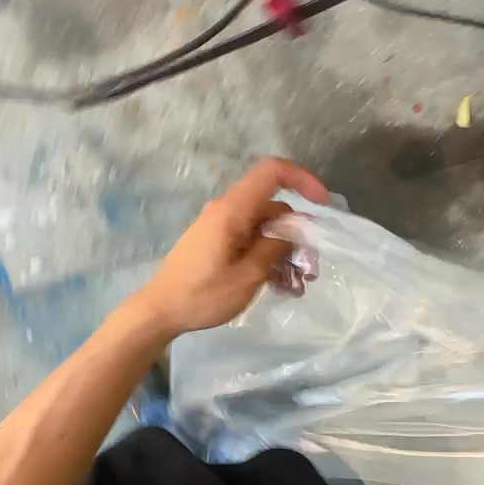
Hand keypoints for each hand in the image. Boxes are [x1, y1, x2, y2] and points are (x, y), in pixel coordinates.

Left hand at [124, 157, 330, 335]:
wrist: (160, 312)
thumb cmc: (202, 294)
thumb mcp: (248, 275)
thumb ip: (276, 247)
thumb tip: (297, 229)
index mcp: (232, 210)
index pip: (272, 172)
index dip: (303, 179)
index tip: (323, 205)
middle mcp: (227, 212)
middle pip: (274, 209)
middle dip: (298, 237)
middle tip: (310, 272)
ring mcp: (222, 228)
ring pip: (266, 230)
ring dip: (285, 255)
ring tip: (297, 287)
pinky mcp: (218, 244)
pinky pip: (251, 243)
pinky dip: (268, 260)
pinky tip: (280, 288)